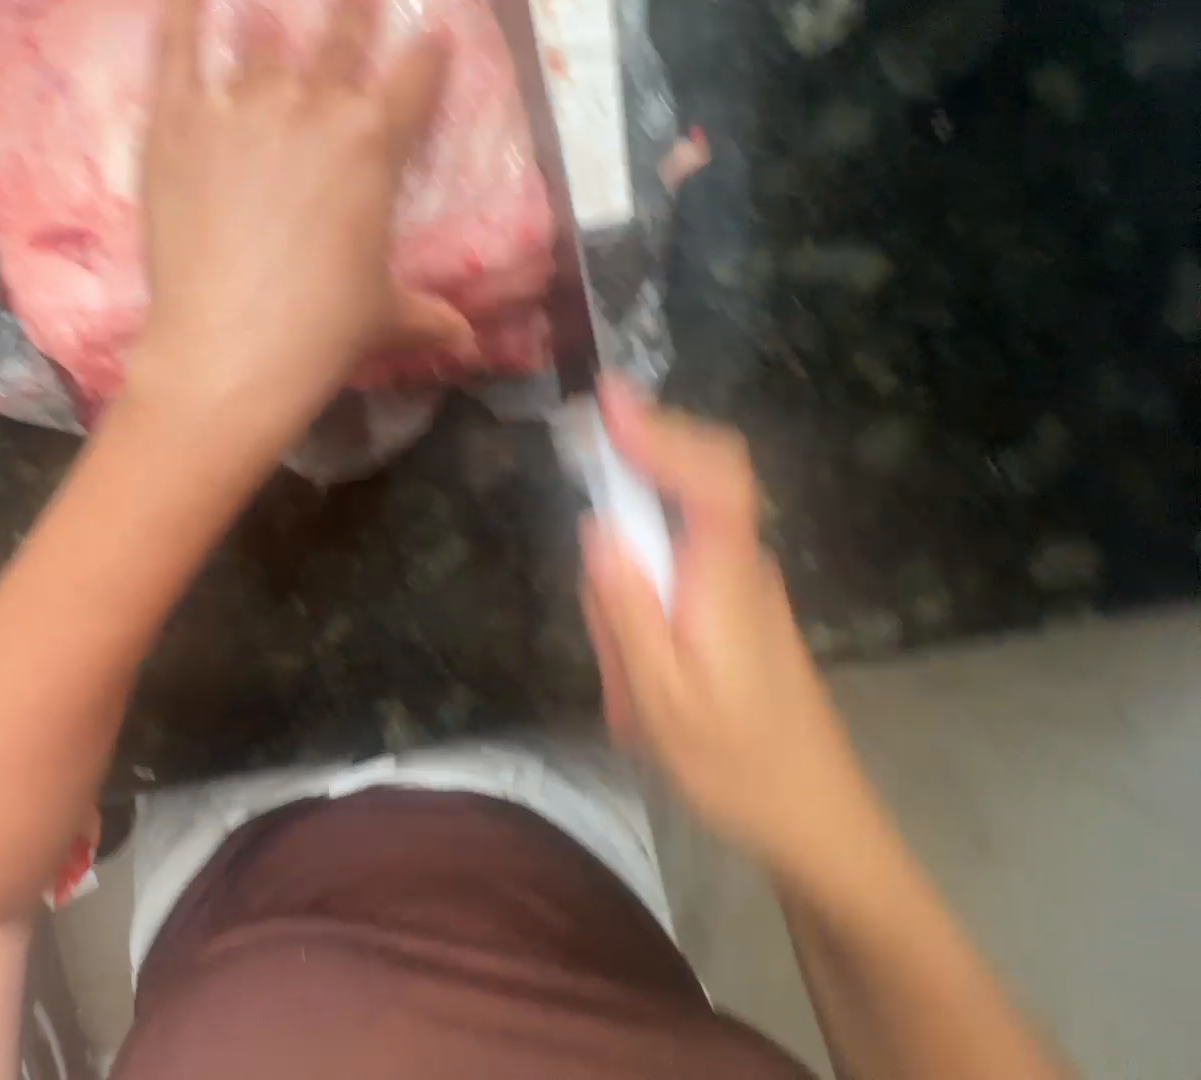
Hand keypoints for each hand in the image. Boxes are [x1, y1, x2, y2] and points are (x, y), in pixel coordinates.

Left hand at [127, 0, 476, 455]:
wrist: (231, 355)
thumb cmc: (319, 336)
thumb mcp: (385, 318)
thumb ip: (427, 315)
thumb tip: (465, 340)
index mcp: (376, 140)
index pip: (416, 73)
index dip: (425, 57)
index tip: (428, 43)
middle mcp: (312, 103)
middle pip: (343, 31)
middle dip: (355, 11)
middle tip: (356, 1)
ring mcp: (240, 107)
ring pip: (260, 40)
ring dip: (272, 27)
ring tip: (270, 13)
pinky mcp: (177, 125)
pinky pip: (176, 48)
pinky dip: (181, 14)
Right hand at [579, 379, 877, 878]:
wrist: (814, 826)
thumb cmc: (735, 765)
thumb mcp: (657, 695)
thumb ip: (626, 605)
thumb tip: (598, 526)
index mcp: (727, 579)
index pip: (710, 475)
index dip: (660, 429)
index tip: (606, 399)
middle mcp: (741, 570)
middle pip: (673, 511)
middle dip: (620, 557)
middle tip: (615, 655)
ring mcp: (741, 593)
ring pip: (665, 558)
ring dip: (628, 612)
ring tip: (636, 696)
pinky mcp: (735, 616)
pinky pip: (673, 590)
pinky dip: (642, 624)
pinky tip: (646, 691)